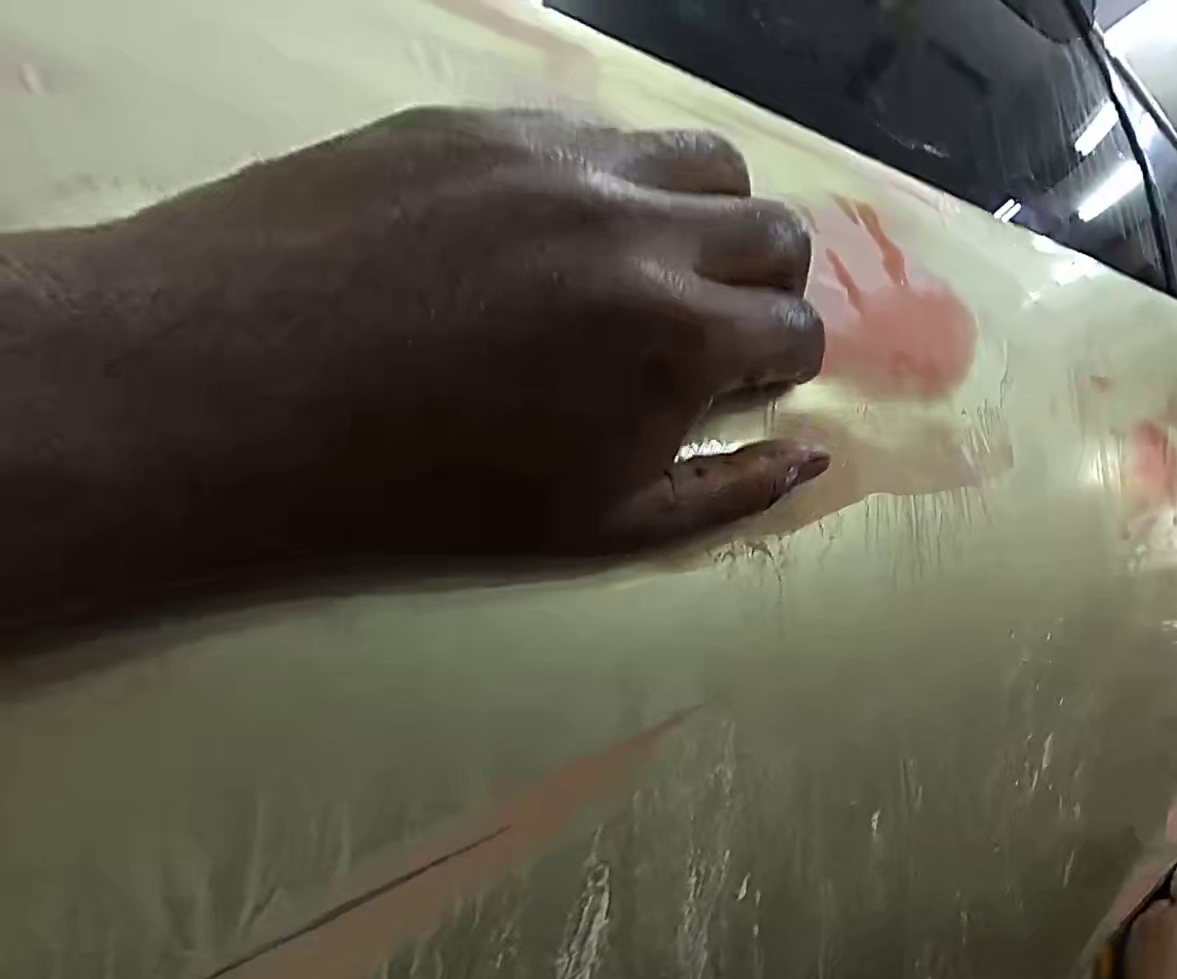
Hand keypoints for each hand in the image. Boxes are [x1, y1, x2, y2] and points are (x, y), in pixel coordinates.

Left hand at [0, 108, 827, 630]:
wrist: (228, 401)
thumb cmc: (450, 489)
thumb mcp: (619, 523)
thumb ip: (739, 489)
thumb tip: (817, 456)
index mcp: (677, 337)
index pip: (799, 329)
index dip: (792, 363)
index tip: (758, 380)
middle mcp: (641, 233)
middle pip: (781, 233)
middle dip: (779, 287)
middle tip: (735, 323)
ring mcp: (562, 164)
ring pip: (713, 162)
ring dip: (722, 221)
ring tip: (677, 266)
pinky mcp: (485, 126)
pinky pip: (611, 138)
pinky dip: (635, 189)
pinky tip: (585, 236)